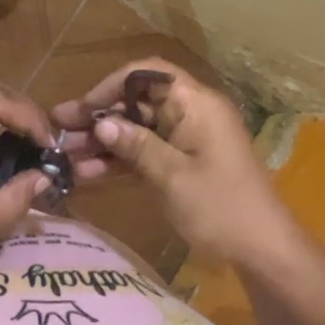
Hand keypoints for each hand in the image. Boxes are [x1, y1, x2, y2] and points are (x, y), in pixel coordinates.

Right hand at [52, 59, 294, 263]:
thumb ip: (135, 145)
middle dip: (100, 115)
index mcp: (195, 103)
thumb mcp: (171, 176)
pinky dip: (122, 159)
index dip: (110, 85)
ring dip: (105, 140)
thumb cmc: (220, 207)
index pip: (146, 74)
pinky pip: (147, 151)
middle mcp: (191, 112)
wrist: (264, 250)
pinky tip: (89, 173)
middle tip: (61, 129)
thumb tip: (100, 122)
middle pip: (138, 101)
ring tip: (67, 155)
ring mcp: (188, 138)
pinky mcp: (185, 162)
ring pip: (138, 128)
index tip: (82, 107)